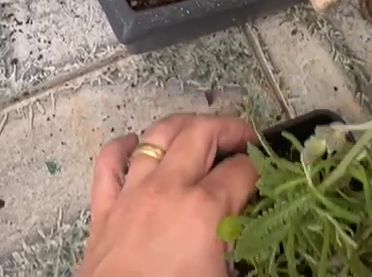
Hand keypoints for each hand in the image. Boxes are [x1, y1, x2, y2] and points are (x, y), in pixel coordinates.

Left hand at [77, 114, 259, 276]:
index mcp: (204, 211)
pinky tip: (135, 142)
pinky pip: (109, 162)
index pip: (242, 169)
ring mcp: (132, 194)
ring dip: (184, 126)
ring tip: (201, 132)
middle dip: (229, 128)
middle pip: (202, 133)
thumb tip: (260, 229)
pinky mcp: (104, 210)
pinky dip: (122, 146)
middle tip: (244, 138)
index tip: (266, 169)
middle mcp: (168, 189)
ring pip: (158, 134)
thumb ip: (246, 245)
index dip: (259, 166)